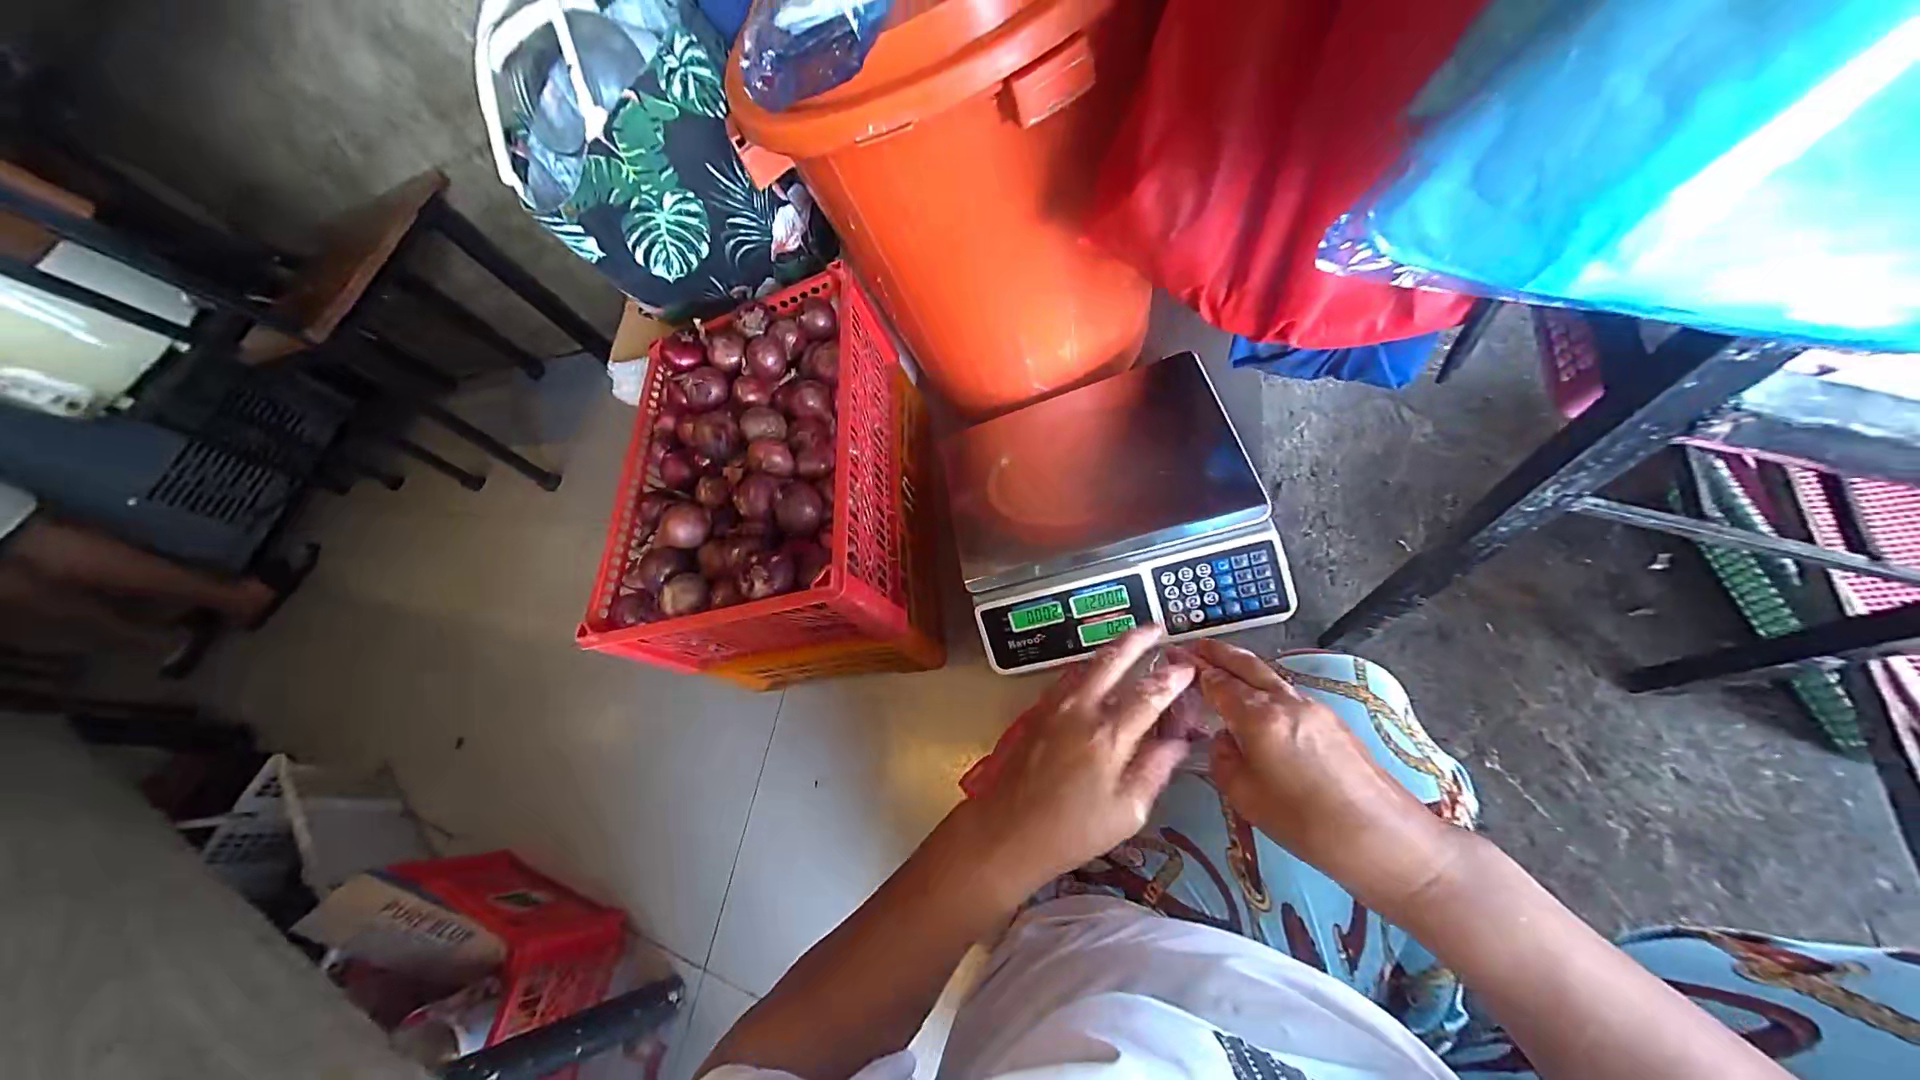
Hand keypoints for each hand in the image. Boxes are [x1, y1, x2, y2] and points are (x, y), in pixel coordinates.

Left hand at [958, 626, 1196, 896]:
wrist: (1007, 830)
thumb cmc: (1072, 831)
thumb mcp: (1127, 811)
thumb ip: (1154, 770)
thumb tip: (1177, 742)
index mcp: (1109, 736)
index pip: (1149, 694)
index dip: (1172, 679)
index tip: (1188, 668)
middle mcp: (1081, 710)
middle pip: (1112, 661)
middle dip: (1137, 640)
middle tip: (1155, 628)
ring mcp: (1054, 707)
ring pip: (1086, 665)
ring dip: (1111, 649)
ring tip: (1130, 641)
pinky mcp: (1037, 712)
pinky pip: (1067, 678)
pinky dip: (1087, 666)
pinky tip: (1095, 669)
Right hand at [1192, 639, 1468, 915]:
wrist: (1386, 840)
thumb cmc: (1307, 824)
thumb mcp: (1246, 797)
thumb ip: (1224, 760)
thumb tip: (1225, 741)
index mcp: (1258, 718)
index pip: (1217, 682)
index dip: (1194, 669)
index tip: (1175, 659)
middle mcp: (1286, 702)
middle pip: (1246, 665)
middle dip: (1218, 652)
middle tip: (1195, 645)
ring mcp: (1314, 708)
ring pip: (1269, 677)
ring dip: (1243, 668)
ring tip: (1222, 669)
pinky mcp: (1333, 722)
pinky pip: (1287, 694)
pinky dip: (1264, 688)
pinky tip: (1257, 704)